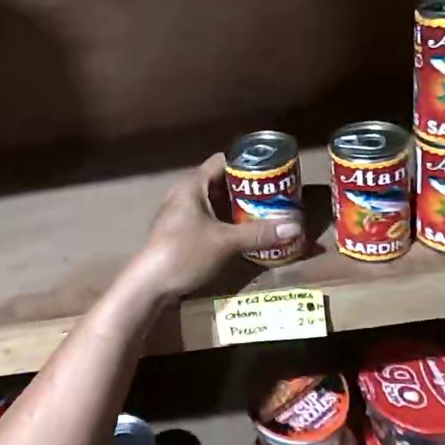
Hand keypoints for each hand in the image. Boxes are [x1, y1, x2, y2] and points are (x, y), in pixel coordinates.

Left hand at [123, 153, 303, 299]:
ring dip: (238, 207)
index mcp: (192, 185)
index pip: (222, 161)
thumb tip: (296, 226)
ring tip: (268, 213)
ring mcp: (181, 212)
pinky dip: (227, 221)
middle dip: (248, 188)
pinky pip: (209, 218)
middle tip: (277, 196)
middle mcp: (185, 193)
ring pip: (215, 202)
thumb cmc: (183, 253)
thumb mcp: (225, 242)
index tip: (273, 172)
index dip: (247, 163)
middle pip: (221, 181)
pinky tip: (245, 232)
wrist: (148, 284)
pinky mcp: (181, 231)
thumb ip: (259, 233)